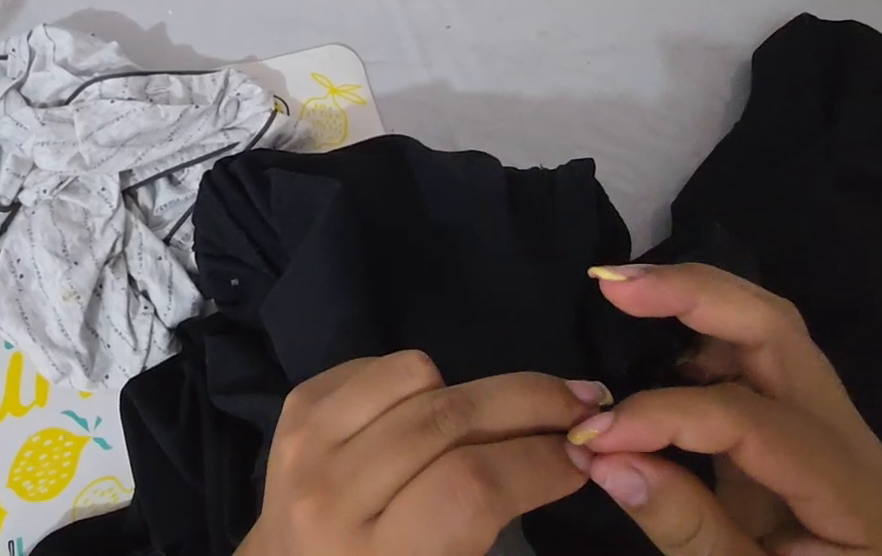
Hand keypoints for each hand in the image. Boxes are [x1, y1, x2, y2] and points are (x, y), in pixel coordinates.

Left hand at [236, 350, 608, 555]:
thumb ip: (490, 518)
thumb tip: (564, 451)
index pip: (471, 488)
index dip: (539, 461)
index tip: (585, 451)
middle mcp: (332, 494)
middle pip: (447, 420)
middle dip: (528, 403)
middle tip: (579, 399)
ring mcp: (306, 440)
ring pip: (415, 376)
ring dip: (463, 392)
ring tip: (479, 425)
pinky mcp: (296, 403)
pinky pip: (377, 362)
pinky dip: (414, 382)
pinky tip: (420, 415)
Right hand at [567, 264, 881, 555]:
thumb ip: (686, 528)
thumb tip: (602, 456)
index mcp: (861, 497)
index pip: (748, 418)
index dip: (661, 416)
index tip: (590, 435)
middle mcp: (858, 444)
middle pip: (776, 330)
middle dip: (689, 295)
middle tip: (609, 285)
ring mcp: (835, 429)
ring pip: (769, 326)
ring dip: (694, 299)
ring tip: (625, 294)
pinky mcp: (804, 429)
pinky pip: (756, 356)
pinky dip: (701, 332)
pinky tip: (657, 344)